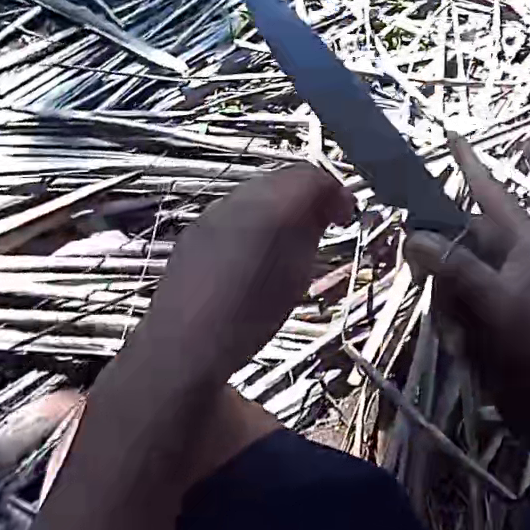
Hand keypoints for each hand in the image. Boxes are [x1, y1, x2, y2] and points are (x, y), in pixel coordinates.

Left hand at [138, 164, 354, 380]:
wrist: (182, 353)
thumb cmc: (249, 314)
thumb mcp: (298, 270)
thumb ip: (313, 226)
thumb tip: (332, 202)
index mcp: (269, 203)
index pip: (310, 176)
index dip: (333, 191)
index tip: (347, 215)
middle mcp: (238, 200)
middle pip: (283, 181)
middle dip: (308, 198)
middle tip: (325, 226)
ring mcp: (212, 216)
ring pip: (257, 197)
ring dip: (281, 212)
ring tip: (293, 245)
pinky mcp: (194, 235)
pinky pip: (233, 215)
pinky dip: (254, 225)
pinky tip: (257, 258)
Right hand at [404, 135, 529, 408]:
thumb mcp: (496, 298)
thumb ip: (456, 267)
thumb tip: (416, 237)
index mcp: (517, 233)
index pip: (486, 188)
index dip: (468, 162)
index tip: (451, 135)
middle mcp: (508, 246)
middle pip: (455, 239)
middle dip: (440, 274)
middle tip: (429, 294)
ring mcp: (502, 272)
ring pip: (454, 272)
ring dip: (449, 306)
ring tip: (460, 339)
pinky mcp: (497, 295)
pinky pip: (462, 295)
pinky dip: (458, 319)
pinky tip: (464, 345)